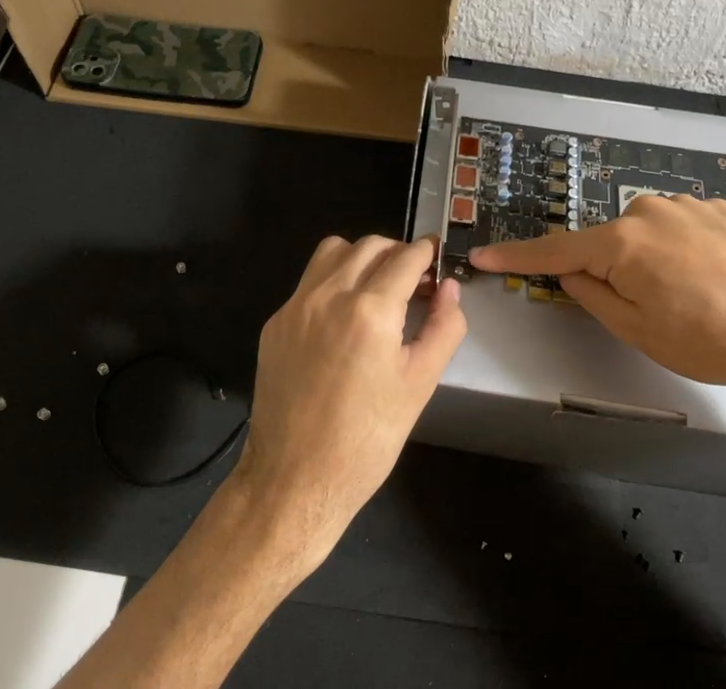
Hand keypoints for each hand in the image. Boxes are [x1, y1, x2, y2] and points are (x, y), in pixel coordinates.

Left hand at [228, 236, 466, 568]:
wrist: (294, 479)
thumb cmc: (367, 440)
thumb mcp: (419, 385)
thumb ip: (443, 328)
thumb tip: (450, 289)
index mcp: (370, 310)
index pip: (405, 258)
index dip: (427, 253)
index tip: (437, 258)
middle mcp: (327, 295)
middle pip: (369, 246)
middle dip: (397, 254)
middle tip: (414, 281)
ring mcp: (295, 307)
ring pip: (332, 252)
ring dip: (361, 258)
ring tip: (377, 289)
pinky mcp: (275, 324)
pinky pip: (307, 283)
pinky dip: (332, 283)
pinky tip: (343, 319)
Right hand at [468, 194, 725, 404]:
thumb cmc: (713, 339)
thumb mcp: (638, 331)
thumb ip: (593, 297)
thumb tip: (571, 275)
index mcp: (622, 241)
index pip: (553, 251)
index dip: (514, 256)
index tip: (480, 255)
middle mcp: (651, 210)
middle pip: (608, 242)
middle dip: (611, 270)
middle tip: (645, 312)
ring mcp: (692, 206)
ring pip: (648, 234)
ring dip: (651, 261)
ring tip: (692, 302)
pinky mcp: (725, 212)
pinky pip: (683, 229)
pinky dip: (683, 253)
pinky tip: (715, 283)